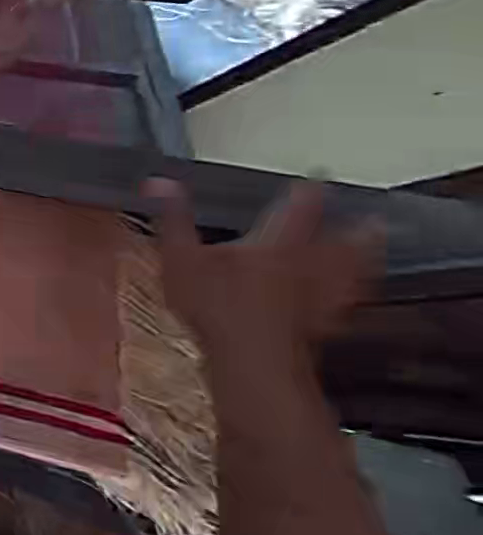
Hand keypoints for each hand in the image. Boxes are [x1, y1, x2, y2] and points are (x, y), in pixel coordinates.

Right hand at [144, 179, 381, 375]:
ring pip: (353, 272)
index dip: (305, 192)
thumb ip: (172, 219)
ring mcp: (321, 296)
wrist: (251, 357)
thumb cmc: (212, 303)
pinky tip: (349, 294)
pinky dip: (352, 292)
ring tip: (375, 246)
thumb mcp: (178, 256)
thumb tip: (159, 179)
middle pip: (340, 243)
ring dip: (366, 257)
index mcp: (275, 245)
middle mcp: (308, 265)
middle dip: (354, 228)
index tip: (316, 177)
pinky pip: (346, 301)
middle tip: (371, 217)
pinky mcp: (324, 322)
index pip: (296, 210)